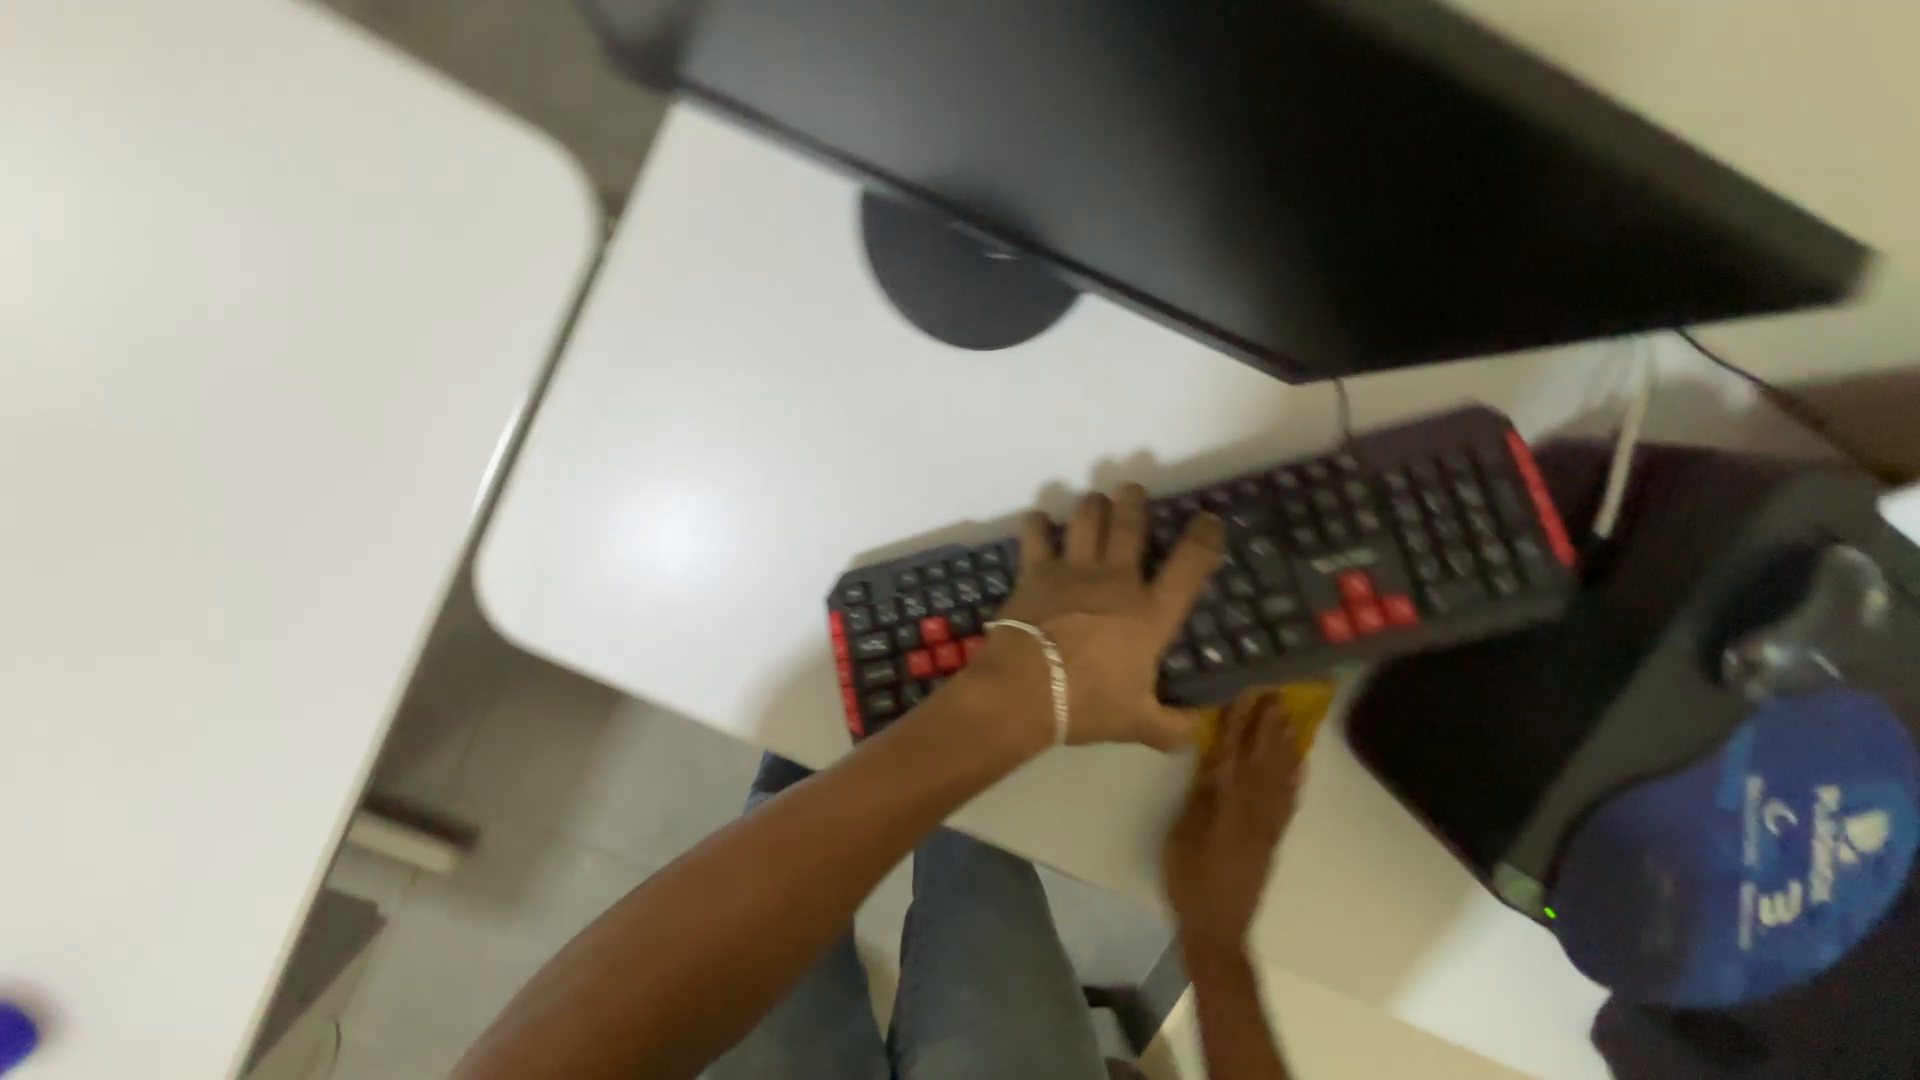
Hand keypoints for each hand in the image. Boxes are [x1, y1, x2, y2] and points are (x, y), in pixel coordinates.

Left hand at [974, 483, 1224, 751]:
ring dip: (1092, 506)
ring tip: (1095, 499)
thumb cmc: (1088, 704)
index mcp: (1150, 614)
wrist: (1026, 690)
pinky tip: (1038, 520)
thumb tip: (1195, 732)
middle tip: (1131, 489)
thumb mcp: (1138, 723)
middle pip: (1129, 526)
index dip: (1204, 537)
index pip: (1189, 566)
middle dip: (1133, 502)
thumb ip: (1171, 726)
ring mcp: (1073, 572)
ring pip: (1086, 521)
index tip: (1210, 519)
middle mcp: (1116, 581)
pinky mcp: (1035, 573)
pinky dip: (1037, 525)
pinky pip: (1036, 537)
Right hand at [1163, 693, 1306, 957]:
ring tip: (1288, 718)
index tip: (1244, 695)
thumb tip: (1215, 761)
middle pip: (1265, 761)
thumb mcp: (1183, 835)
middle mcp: (1254, 812)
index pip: (1235, 756)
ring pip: (1281, 778)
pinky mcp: (1272, 839)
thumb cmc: (1189, 881)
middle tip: (1274, 695)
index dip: (1240, 724)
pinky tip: (1297, 764)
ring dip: (1285, 746)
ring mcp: (1268, 826)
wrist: (1217, 928)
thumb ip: (1202, 798)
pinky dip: (1294, 778)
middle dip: (1269, 727)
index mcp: (1228, 808)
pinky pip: (1288, 800)